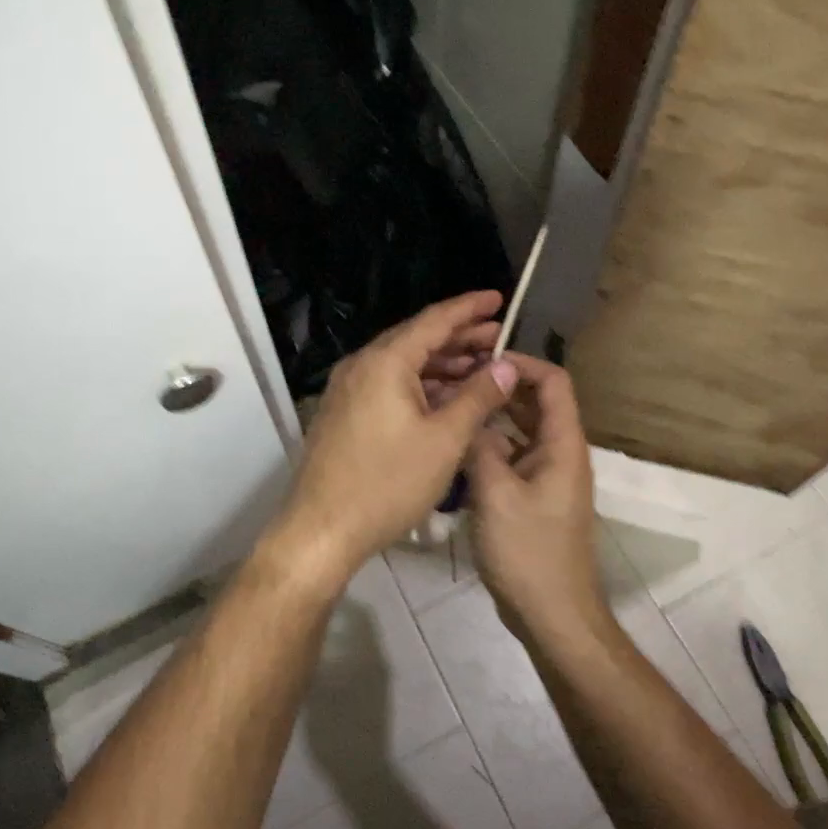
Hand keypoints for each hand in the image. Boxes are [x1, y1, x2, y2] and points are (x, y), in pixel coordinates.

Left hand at [262, 291, 519, 593]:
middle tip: (498, 337)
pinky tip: (446, 398)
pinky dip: (421, 385)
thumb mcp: (444, 440)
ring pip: (403, 363)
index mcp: (385, 362)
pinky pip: (389, 384)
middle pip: (417, 338)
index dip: (470, 308)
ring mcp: (348, 389)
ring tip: (481, 368)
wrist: (321, 529)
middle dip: (460, 337)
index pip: (434, 320)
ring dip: (442, 363)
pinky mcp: (345, 412)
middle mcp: (362, 365)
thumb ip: (477, 397)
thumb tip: (506, 366)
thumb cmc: (387, 484)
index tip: (499, 299)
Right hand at [465, 353, 607, 639]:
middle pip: (537, 403)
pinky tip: (457, 451)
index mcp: (563, 446)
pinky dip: (490, 448)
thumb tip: (468, 415)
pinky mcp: (534, 499)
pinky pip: (513, 459)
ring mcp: (548, 478)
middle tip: (456, 382)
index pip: (554, 382)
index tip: (480, 361)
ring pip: (521, 432)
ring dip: (492, 419)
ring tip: (450, 410)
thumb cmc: (529, 552)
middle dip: (501, 388)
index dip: (521, 363)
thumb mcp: (496, 495)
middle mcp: (560, 454)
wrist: (554, 615)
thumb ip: (480, 448)